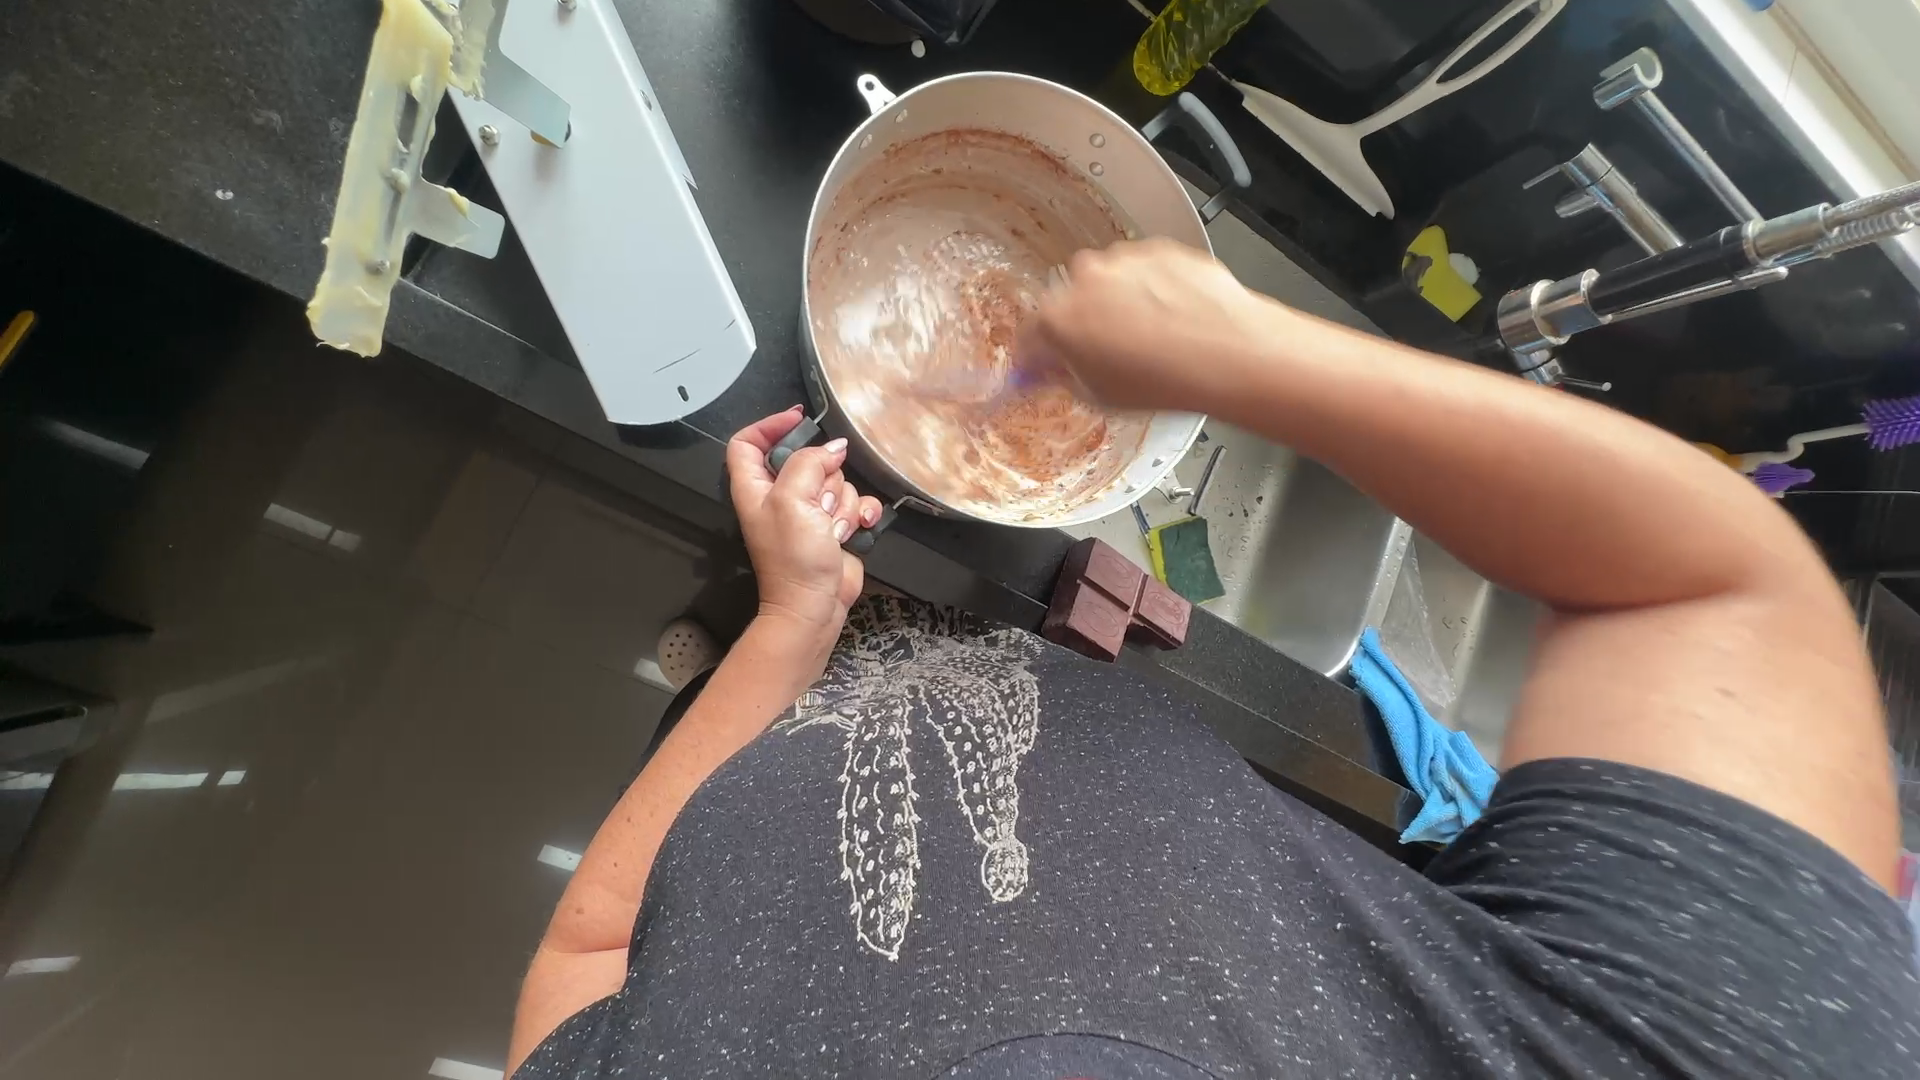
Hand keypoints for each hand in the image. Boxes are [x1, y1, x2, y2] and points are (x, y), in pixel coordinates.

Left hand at [726, 408, 884, 643]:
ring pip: (839, 482)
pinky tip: (859, 530)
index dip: (769, 425)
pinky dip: (862, 515)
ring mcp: (811, 511)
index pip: (748, 442)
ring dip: (845, 503)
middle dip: (826, 477)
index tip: (799, 417)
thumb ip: (810, 462)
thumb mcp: (792, 499)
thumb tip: (835, 448)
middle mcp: (782, 496)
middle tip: (821, 503)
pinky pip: (857, 504)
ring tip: (835, 529)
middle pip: (809, 459)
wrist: (815, 605)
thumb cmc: (793, 556)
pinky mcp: (837, 526)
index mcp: (755, 487)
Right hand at [1015, 238, 1273, 411]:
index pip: (1027, 338)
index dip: (1034, 357)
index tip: (1041, 367)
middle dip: (1077, 326)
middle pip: (1065, 304)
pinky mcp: (1158, 249)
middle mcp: (1083, 281)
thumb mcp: (1098, 397)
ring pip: (1105, 284)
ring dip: (1114, 305)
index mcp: (1056, 319)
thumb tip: (1056, 371)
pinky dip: (1149, 291)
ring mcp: (1122, 261)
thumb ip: (1065, 378)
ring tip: (1145, 340)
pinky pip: (1141, 272)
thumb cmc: (1165, 378)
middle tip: (1101, 356)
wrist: (1228, 351)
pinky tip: (1168, 321)